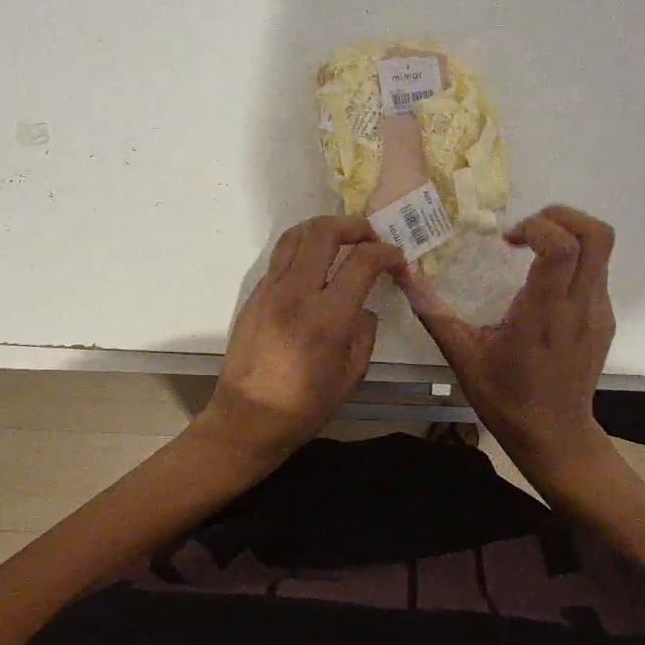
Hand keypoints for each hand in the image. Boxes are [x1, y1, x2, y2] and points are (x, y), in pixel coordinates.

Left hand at [202, 216, 403, 459]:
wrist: (248, 418)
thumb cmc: (304, 406)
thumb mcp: (350, 377)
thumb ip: (364, 334)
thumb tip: (363, 308)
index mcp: (328, 317)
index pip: (362, 261)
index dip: (386, 252)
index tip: (396, 259)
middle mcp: (296, 293)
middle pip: (323, 232)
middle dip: (353, 226)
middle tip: (368, 236)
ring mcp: (269, 291)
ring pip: (294, 236)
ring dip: (321, 229)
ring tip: (339, 240)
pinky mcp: (254, 297)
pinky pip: (279, 259)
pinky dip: (301, 252)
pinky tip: (313, 268)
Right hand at [401, 205, 616, 469]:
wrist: (554, 435)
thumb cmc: (505, 399)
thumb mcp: (463, 359)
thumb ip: (436, 315)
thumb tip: (405, 277)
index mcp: (543, 314)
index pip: (562, 248)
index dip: (538, 227)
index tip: (507, 239)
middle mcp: (578, 306)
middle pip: (597, 234)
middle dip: (562, 215)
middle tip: (526, 230)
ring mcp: (597, 312)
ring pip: (602, 249)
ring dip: (569, 235)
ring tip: (532, 251)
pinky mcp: (604, 319)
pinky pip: (596, 273)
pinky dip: (572, 261)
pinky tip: (542, 285)